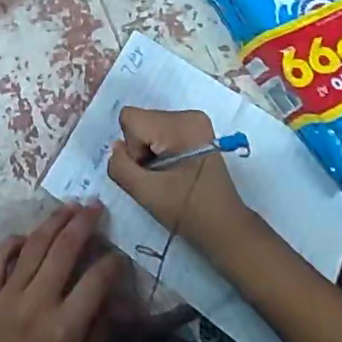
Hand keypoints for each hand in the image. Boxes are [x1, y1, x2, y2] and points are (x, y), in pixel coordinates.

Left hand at [0, 204, 123, 341]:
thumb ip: (102, 339)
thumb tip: (120, 302)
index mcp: (64, 331)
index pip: (97, 280)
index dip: (114, 263)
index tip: (122, 257)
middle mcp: (34, 305)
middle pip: (64, 249)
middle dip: (84, 223)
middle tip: (97, 206)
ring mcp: (4, 299)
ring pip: (33, 246)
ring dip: (53, 222)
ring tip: (70, 207)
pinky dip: (14, 242)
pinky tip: (29, 236)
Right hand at [105, 107, 257, 258]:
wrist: (226, 227)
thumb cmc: (189, 211)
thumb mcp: (146, 193)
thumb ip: (121, 166)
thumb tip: (116, 147)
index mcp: (181, 125)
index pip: (131, 119)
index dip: (132, 148)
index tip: (150, 172)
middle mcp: (189, 115)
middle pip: (140, 121)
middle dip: (140, 149)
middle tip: (159, 177)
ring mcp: (194, 120)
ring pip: (148, 125)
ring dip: (148, 150)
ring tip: (167, 175)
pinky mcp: (195, 129)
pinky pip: (159, 130)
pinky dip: (158, 149)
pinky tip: (173, 169)